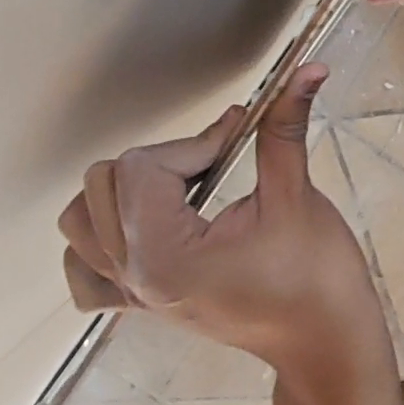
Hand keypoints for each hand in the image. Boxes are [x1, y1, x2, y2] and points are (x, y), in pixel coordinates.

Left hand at [57, 64, 381, 372]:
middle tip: (225, 155)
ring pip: (81, 219)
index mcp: (163, 256)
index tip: (244, 130)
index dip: (199, 139)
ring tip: (191, 183)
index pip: (142, 167)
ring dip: (131, 188)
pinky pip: (84, 265)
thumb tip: (308, 70)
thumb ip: (286, 129)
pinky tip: (153, 223)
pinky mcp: (136, 304)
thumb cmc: (315, 272)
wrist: (322, 334)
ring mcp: (128, 295)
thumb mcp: (298, 194)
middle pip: (105, 183)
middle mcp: (132, 278)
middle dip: (169, 157)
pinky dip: (105, 235)